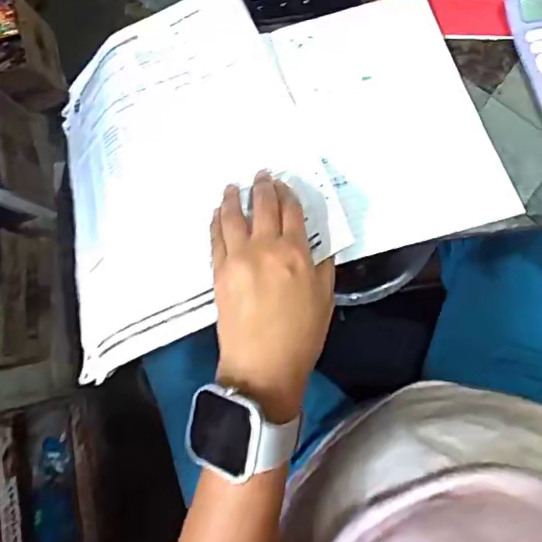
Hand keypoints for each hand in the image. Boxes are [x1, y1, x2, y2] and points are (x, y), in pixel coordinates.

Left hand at [209, 172, 335, 423]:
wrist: (262, 366)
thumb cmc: (301, 335)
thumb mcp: (325, 296)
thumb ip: (323, 263)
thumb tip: (317, 241)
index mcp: (297, 253)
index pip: (291, 211)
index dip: (288, 193)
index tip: (284, 184)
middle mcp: (266, 248)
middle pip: (262, 206)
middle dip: (263, 186)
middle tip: (261, 175)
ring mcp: (239, 258)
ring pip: (233, 216)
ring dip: (233, 197)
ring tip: (234, 186)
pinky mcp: (219, 271)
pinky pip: (216, 237)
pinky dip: (216, 221)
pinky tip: (218, 213)